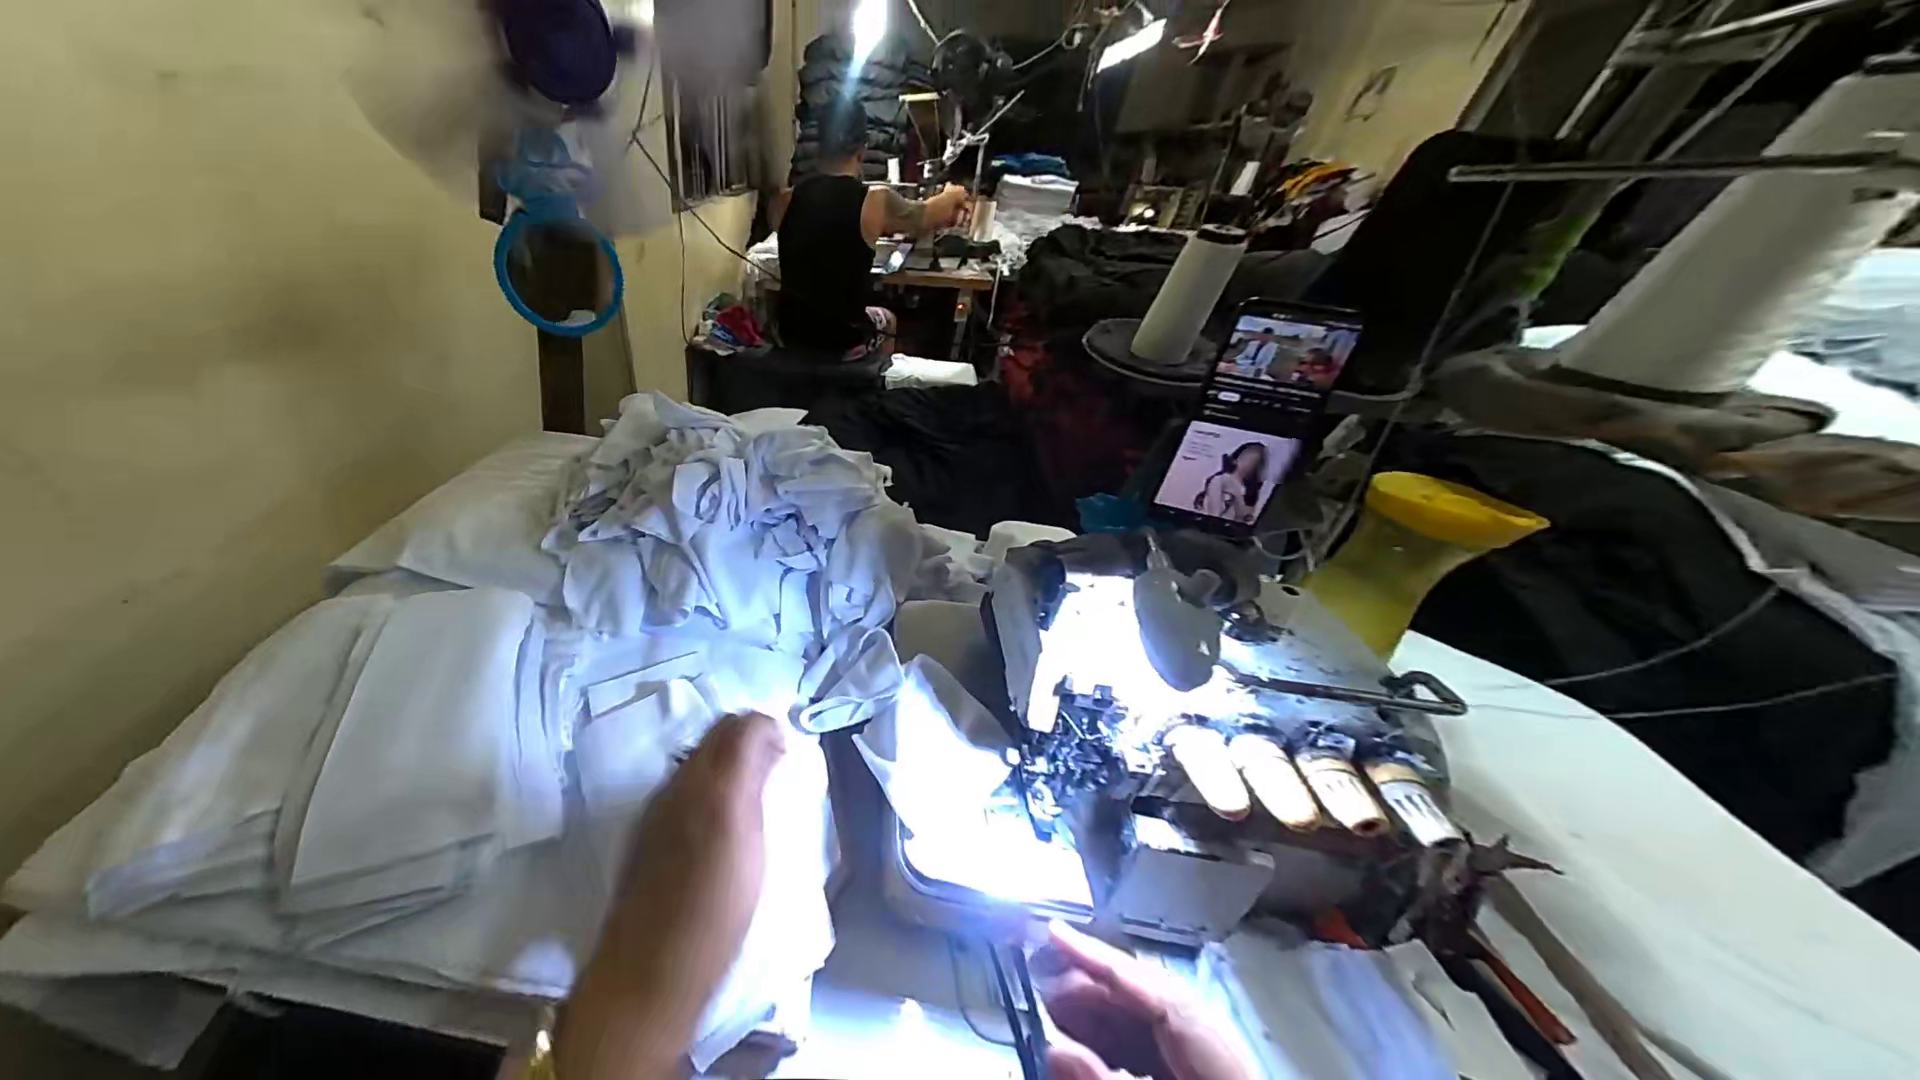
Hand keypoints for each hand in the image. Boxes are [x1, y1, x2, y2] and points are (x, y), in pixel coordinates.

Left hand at [557, 712, 786, 1079]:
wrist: (649, 975)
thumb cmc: (714, 907)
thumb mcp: (748, 835)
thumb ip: (755, 774)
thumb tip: (769, 736)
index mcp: (708, 781)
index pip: (741, 724)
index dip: (770, 730)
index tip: (789, 757)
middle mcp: (677, 784)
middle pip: (718, 736)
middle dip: (752, 742)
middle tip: (777, 772)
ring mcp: (659, 810)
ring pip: (703, 761)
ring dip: (733, 765)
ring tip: (756, 798)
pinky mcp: (651, 837)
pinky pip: (688, 789)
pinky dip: (714, 789)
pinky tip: (725, 825)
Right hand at [1035, 922, 1253, 1079]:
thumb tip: (1053, 1047)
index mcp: (1216, 1056)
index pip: (1153, 992)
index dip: (1101, 959)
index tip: (1053, 932)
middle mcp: (1215, 1051)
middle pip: (1148, 1004)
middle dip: (1094, 995)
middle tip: (1045, 991)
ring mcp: (1209, 1065)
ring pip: (1148, 1029)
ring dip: (1100, 1023)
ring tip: (1056, 1019)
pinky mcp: (1197, 1077)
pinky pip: (1153, 1057)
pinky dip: (1116, 1052)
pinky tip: (1087, 1057)